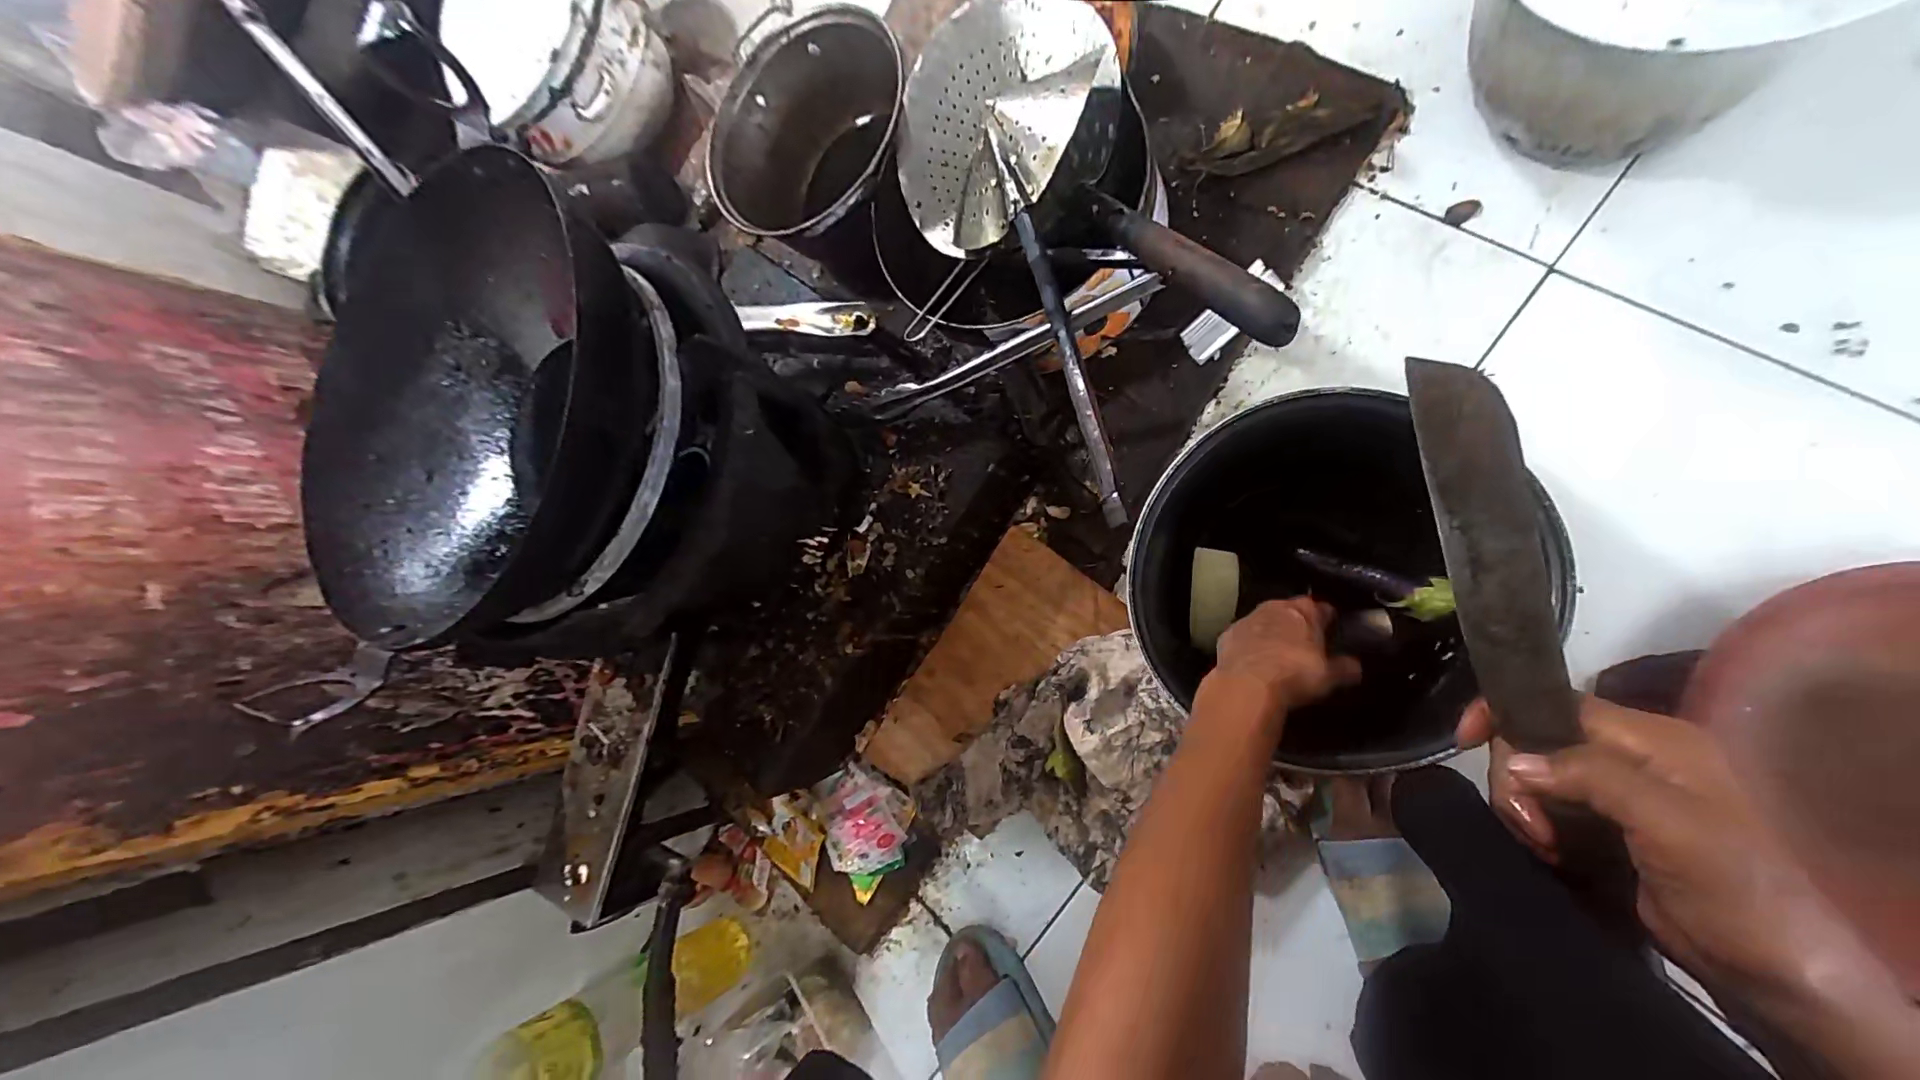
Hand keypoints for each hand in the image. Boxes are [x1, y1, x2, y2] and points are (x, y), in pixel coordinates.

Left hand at [1203, 598, 1361, 721]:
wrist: (1247, 684)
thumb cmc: (1295, 675)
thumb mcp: (1329, 676)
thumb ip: (1344, 668)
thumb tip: (1355, 666)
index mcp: (1303, 612)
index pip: (1320, 608)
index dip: (1326, 619)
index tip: (1330, 629)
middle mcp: (1273, 608)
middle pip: (1289, 610)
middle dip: (1296, 623)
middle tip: (1303, 642)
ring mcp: (1246, 619)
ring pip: (1263, 621)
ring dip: (1270, 632)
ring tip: (1277, 652)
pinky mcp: (1226, 635)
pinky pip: (1242, 636)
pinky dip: (1248, 645)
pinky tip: (1252, 660)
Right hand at [1457, 698, 1893, 1008]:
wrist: (1769, 971)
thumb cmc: (1731, 885)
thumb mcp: (1670, 823)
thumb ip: (1591, 777)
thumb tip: (1513, 761)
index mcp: (1652, 738)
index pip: (1556, 701)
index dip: (1505, 712)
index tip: (1465, 741)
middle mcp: (1628, 755)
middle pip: (1533, 740)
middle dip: (1517, 781)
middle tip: (1532, 827)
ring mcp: (1612, 792)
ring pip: (1528, 774)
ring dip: (1522, 809)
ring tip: (1546, 846)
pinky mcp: (1598, 824)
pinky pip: (1539, 806)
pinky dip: (1531, 826)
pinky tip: (1549, 851)